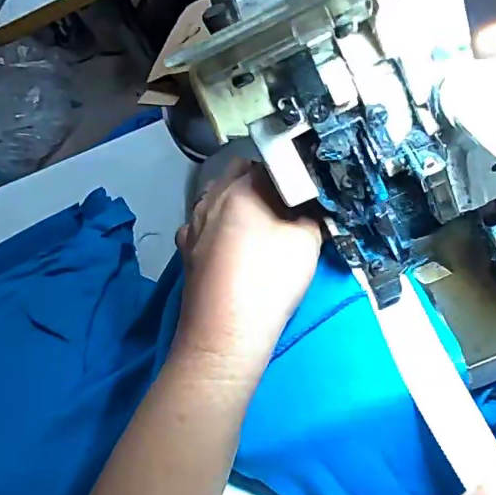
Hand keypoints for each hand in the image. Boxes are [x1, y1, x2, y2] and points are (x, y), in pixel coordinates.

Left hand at [173, 161, 321, 364]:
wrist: (225, 331)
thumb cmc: (269, 281)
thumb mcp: (308, 241)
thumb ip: (310, 214)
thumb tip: (309, 205)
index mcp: (244, 186)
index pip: (272, 163)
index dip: (291, 174)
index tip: (303, 190)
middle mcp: (213, 196)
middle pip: (239, 174)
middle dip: (260, 182)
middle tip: (283, 207)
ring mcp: (194, 222)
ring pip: (216, 197)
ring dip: (235, 202)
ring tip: (256, 227)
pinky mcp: (185, 248)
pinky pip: (202, 224)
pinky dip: (216, 226)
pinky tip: (228, 245)